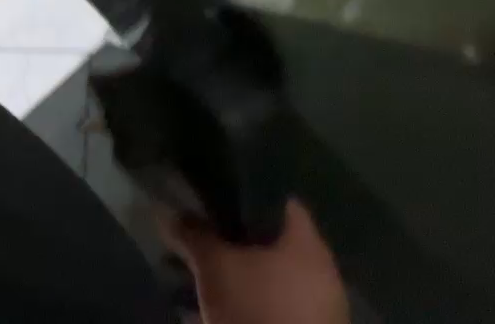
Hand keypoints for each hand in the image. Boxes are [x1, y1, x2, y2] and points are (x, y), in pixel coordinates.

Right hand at [161, 200, 347, 323]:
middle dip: (234, 230)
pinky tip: (221, 292)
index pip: (279, 200)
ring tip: (203, 261)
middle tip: (200, 225)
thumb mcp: (212, 264)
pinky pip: (277, 294)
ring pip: (273, 267)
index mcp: (308, 247)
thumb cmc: (255, 308)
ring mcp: (322, 304)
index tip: (213, 186)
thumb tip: (170, 211)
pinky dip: (250, 288)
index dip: (245, 189)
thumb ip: (192, 231)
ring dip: (239, 262)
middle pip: (273, 235)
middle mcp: (323, 271)